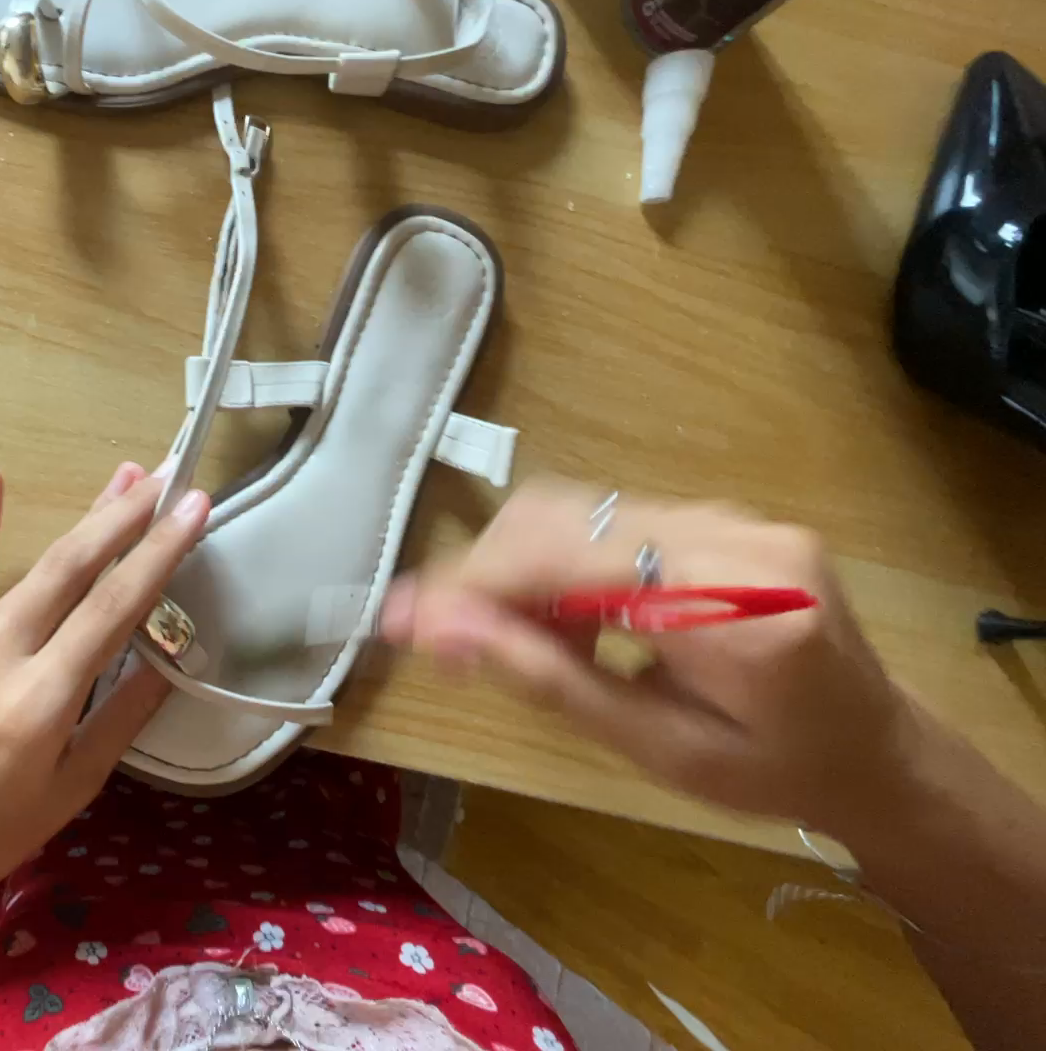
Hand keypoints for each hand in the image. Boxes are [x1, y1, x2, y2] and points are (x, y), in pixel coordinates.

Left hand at [0, 462, 208, 975]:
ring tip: (127, 475)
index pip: (114, 609)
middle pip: (76, 570)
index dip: (160, 553)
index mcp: (43, 702)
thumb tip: (170, 659)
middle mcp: (2, 658)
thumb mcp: (74, 788)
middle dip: (128, 517)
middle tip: (169, 477)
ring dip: (85, 519)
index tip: (195, 507)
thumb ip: (122, 717)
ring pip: (34, 566)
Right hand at [381, 476, 918, 834]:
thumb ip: (546, 678)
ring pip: (564, 509)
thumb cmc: (769, 770)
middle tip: (440, 634)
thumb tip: (441, 631)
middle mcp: (734, 536)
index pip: (569, 561)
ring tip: (500, 631)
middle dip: (481, 572)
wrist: (876, 751)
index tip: (403, 623)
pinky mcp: (709, 516)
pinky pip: (593, 518)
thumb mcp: (653, 744)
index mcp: (738, 606)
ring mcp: (725, 516)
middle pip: (557, 518)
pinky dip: (545, 560)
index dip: (475, 585)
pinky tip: (552, 613)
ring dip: (508, 566)